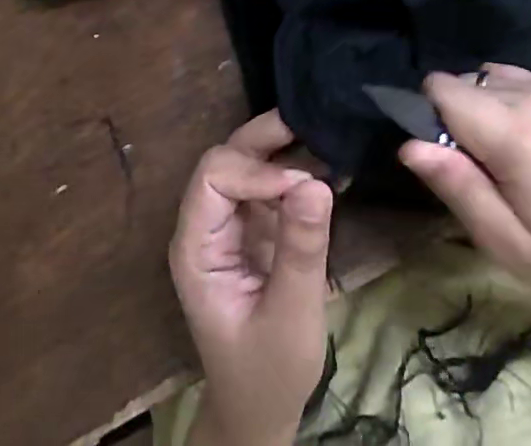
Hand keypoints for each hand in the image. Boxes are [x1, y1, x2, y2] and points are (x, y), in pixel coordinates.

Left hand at [169, 112, 333, 445]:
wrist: (261, 407)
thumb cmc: (266, 371)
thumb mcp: (290, 316)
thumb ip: (300, 251)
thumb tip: (316, 182)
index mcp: (197, 247)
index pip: (214, 178)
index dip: (256, 170)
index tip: (304, 184)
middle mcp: (209, 225)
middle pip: (228, 159)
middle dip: (268, 139)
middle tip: (316, 123)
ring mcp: (233, 225)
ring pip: (250, 163)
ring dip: (286, 147)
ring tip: (328, 136)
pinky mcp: (258, 229)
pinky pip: (274, 185)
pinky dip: (301, 170)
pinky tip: (332, 165)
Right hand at [397, 64, 530, 314]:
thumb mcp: (505, 241)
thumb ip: (456, 185)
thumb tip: (408, 144)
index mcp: (515, 130)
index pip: (441, 88)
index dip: (426, 118)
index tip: (443, 159)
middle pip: (459, 82)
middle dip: (449, 118)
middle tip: (474, 171)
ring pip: (481, 77)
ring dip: (474, 109)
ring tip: (495, 157)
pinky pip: (507, 78)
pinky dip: (496, 100)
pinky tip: (515, 141)